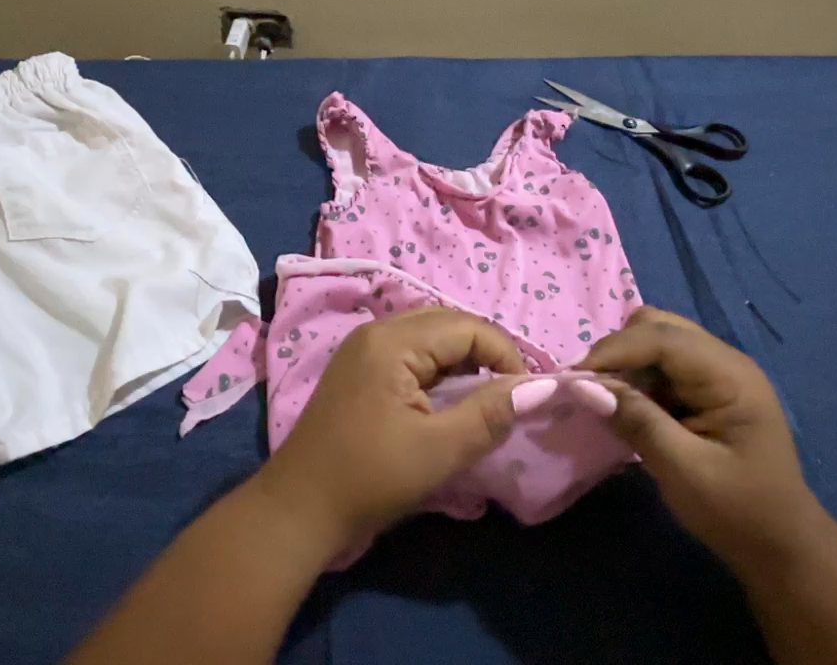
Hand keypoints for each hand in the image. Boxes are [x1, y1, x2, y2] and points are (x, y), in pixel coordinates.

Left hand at [253, 308, 525, 550]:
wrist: (298, 511)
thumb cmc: (370, 479)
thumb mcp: (439, 451)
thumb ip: (489, 414)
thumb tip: (537, 387)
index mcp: (392, 341)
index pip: (466, 327)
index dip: (504, 355)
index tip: (526, 394)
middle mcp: (376, 331)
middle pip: (447, 324)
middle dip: (485, 353)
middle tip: (508, 394)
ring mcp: (363, 349)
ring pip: (430, 337)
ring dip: (462, 362)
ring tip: (484, 399)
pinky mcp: (359, 370)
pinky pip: (411, 354)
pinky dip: (438, 371)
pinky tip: (448, 402)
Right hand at [581, 307, 823, 562]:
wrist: (781, 549)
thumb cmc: (737, 511)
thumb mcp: (683, 470)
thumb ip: (636, 421)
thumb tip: (583, 385)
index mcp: (729, 375)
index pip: (662, 338)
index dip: (614, 349)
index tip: (574, 377)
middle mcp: (724, 362)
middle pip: (658, 326)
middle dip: (619, 350)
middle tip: (592, 388)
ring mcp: (716, 374)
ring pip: (656, 341)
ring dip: (627, 365)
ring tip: (608, 401)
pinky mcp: (706, 390)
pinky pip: (661, 366)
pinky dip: (638, 379)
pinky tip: (629, 409)